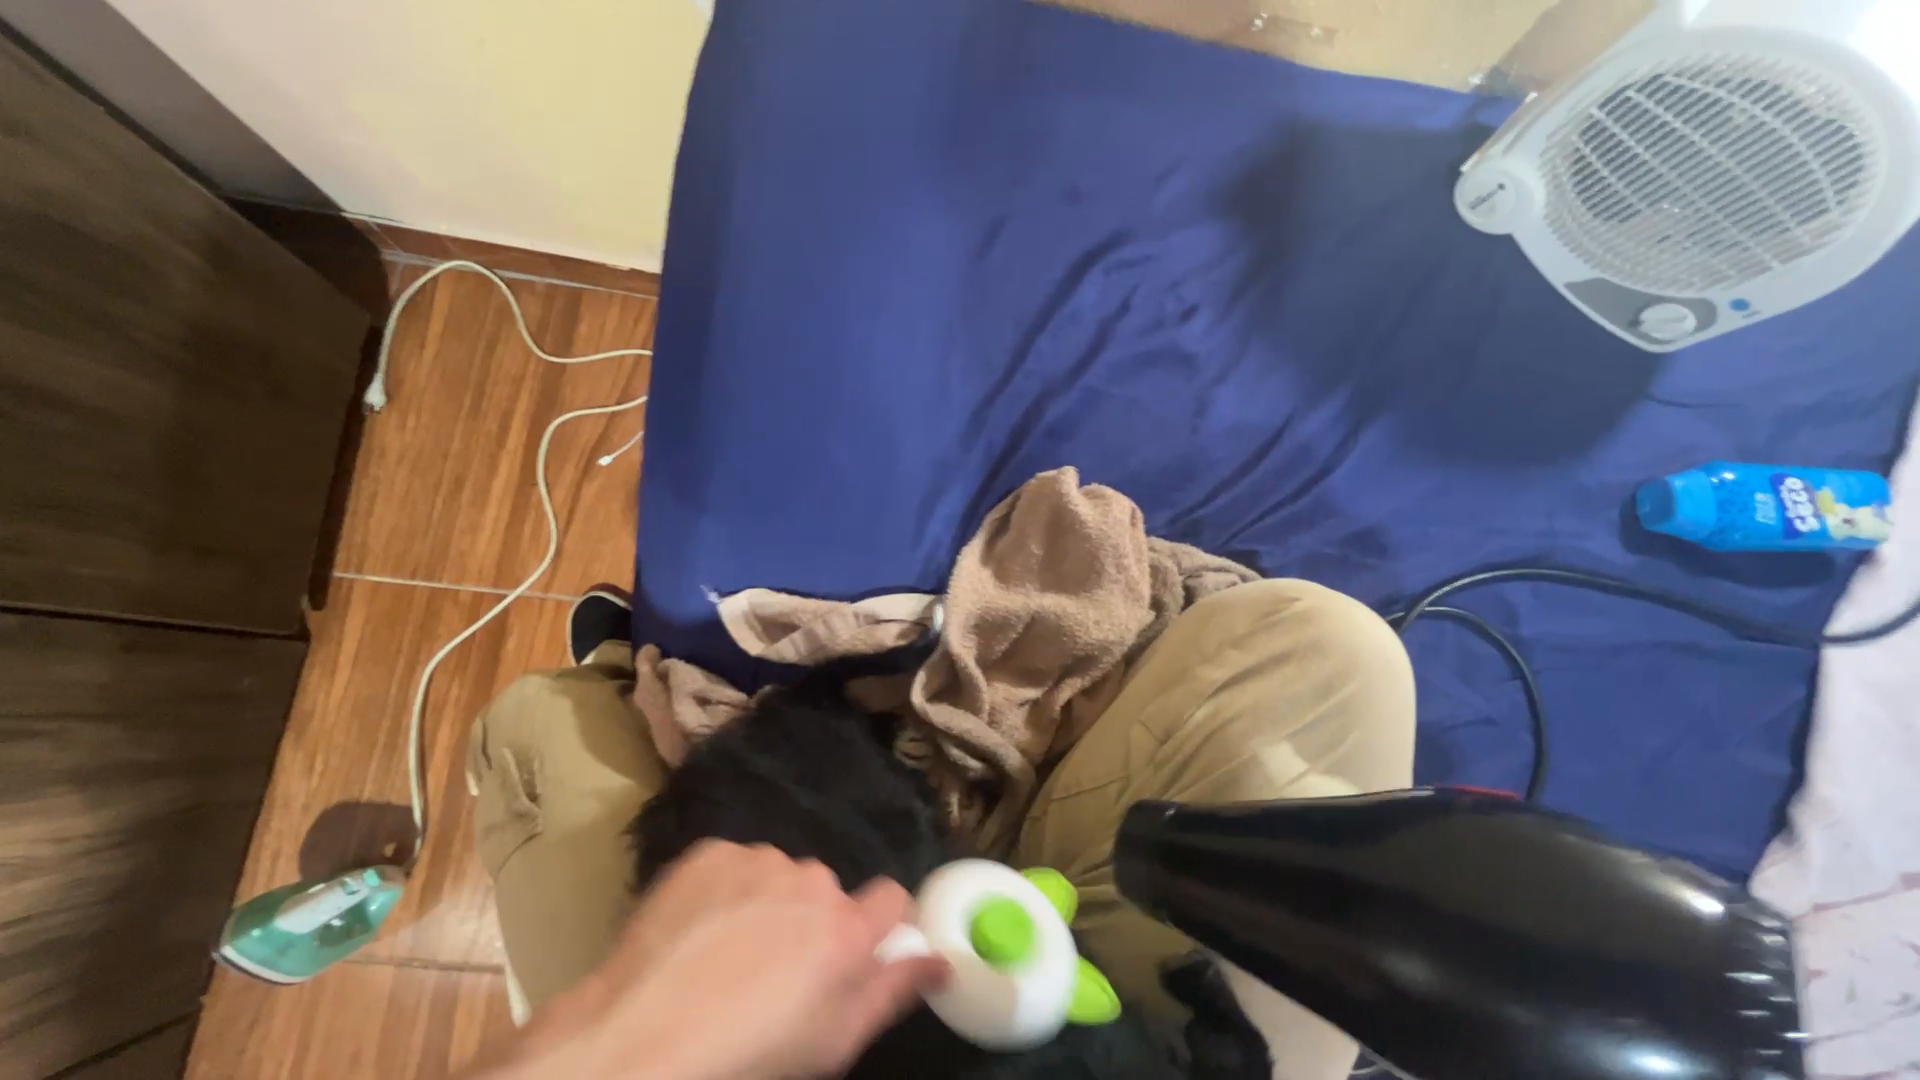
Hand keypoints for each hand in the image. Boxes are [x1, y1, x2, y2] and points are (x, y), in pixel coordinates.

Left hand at [464, 840, 949, 1079]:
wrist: (639, 1039)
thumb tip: (940, 961)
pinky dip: (726, 889)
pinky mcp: (709, 852)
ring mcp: (758, 860)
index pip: (892, 898)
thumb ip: (894, 991)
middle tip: (775, 971)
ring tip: (725, 953)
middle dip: (813, 921)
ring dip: (768, 903)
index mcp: (847, 928)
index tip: (859, 951)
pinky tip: (697, 930)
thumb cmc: (749, 1056)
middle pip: (829, 892)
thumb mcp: (834, 1044)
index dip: (881, 924)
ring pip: (780, 876)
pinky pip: (735, 865)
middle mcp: (811, 881)